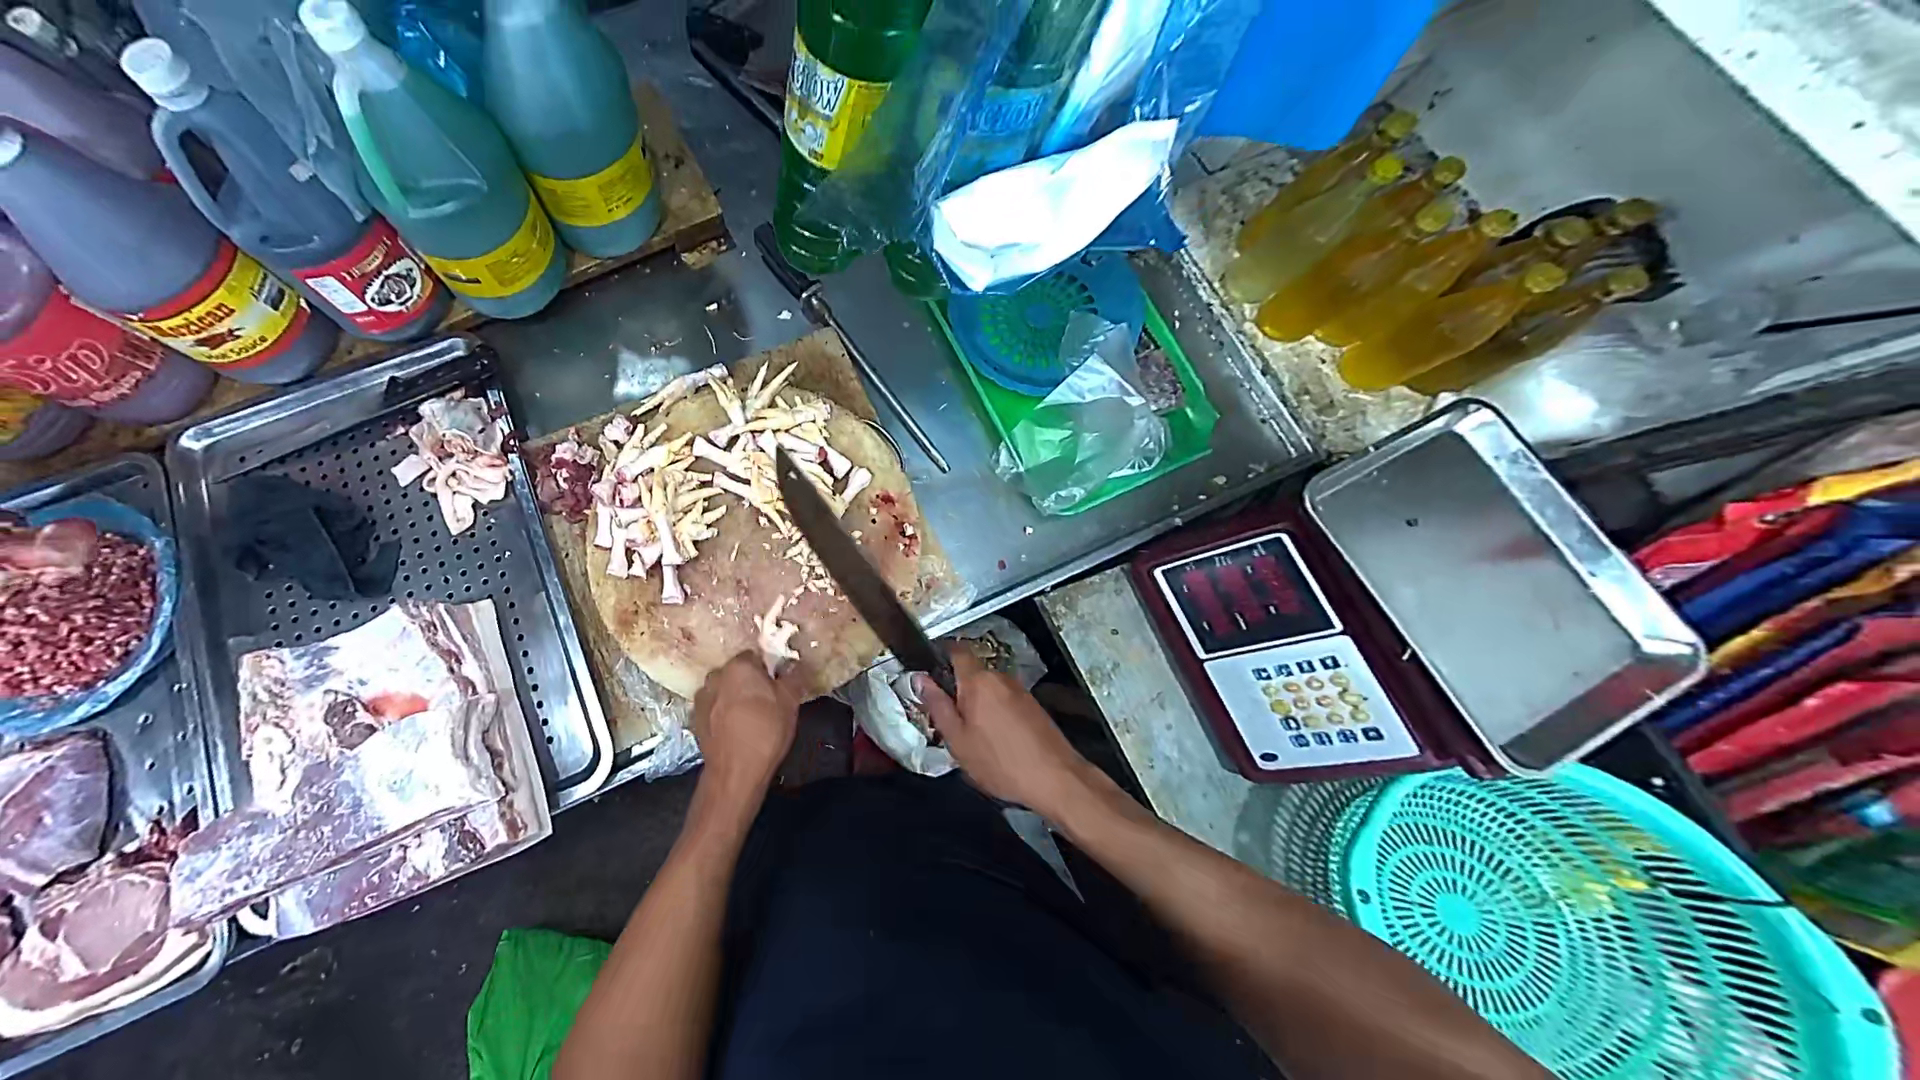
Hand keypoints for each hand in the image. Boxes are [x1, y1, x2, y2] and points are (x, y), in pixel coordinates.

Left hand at [692, 652, 800, 794]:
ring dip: (733, 698)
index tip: (778, 684)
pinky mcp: (693, 720)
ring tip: (750, 718)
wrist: (735, 771)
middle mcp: (715, 677)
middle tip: (767, 701)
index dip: (769, 669)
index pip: (756, 656)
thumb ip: (793, 676)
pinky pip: (713, 709)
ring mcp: (701, 699)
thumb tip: (794, 665)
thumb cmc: (766, 730)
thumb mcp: (791, 700)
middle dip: (749, 682)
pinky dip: (722, 714)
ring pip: (723, 690)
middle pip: (737, 672)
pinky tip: (735, 730)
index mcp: (739, 666)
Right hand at [916, 649, 1099, 818]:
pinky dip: (996, 714)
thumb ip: (937, 705)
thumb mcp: (957, 739)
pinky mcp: (1033, 705)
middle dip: (958, 691)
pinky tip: (996, 741)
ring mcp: (1020, 691)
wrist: (1055, 777)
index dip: (941, 655)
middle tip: (948, 720)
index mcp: (978, 681)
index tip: (930, 672)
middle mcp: (1001, 678)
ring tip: (973, 736)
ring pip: (989, 689)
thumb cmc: (1000, 762)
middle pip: (972, 673)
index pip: (957, 650)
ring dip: (978, 705)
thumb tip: (920, 679)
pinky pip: (1005, 701)